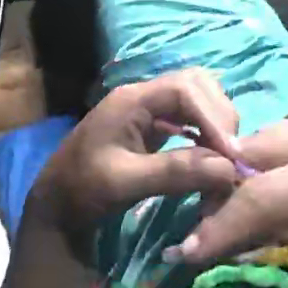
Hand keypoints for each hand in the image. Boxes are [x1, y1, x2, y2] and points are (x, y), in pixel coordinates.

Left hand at [29, 69, 245, 241]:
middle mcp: (141, 96)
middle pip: (195, 83)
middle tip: (232, 154)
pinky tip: (212, 157)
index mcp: (131, 100)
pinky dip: (206, 132)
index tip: (232, 153)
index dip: (213, 117)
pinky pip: (189, 117)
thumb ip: (175, 172)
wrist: (55, 204)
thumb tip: (228, 168)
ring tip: (225, 157)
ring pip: (195, 98)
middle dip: (219, 114)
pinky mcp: (151, 126)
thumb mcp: (126, 183)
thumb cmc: (83, 189)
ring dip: (215, 122)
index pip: (184, 89)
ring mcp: (146, 109)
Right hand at [176, 116, 287, 287]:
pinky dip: (259, 157)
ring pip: (262, 137)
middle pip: (248, 154)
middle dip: (217, 189)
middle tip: (202, 229)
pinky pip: (281, 135)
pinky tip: (266, 182)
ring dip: (236, 170)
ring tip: (226, 209)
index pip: (258, 197)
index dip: (219, 228)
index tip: (185, 254)